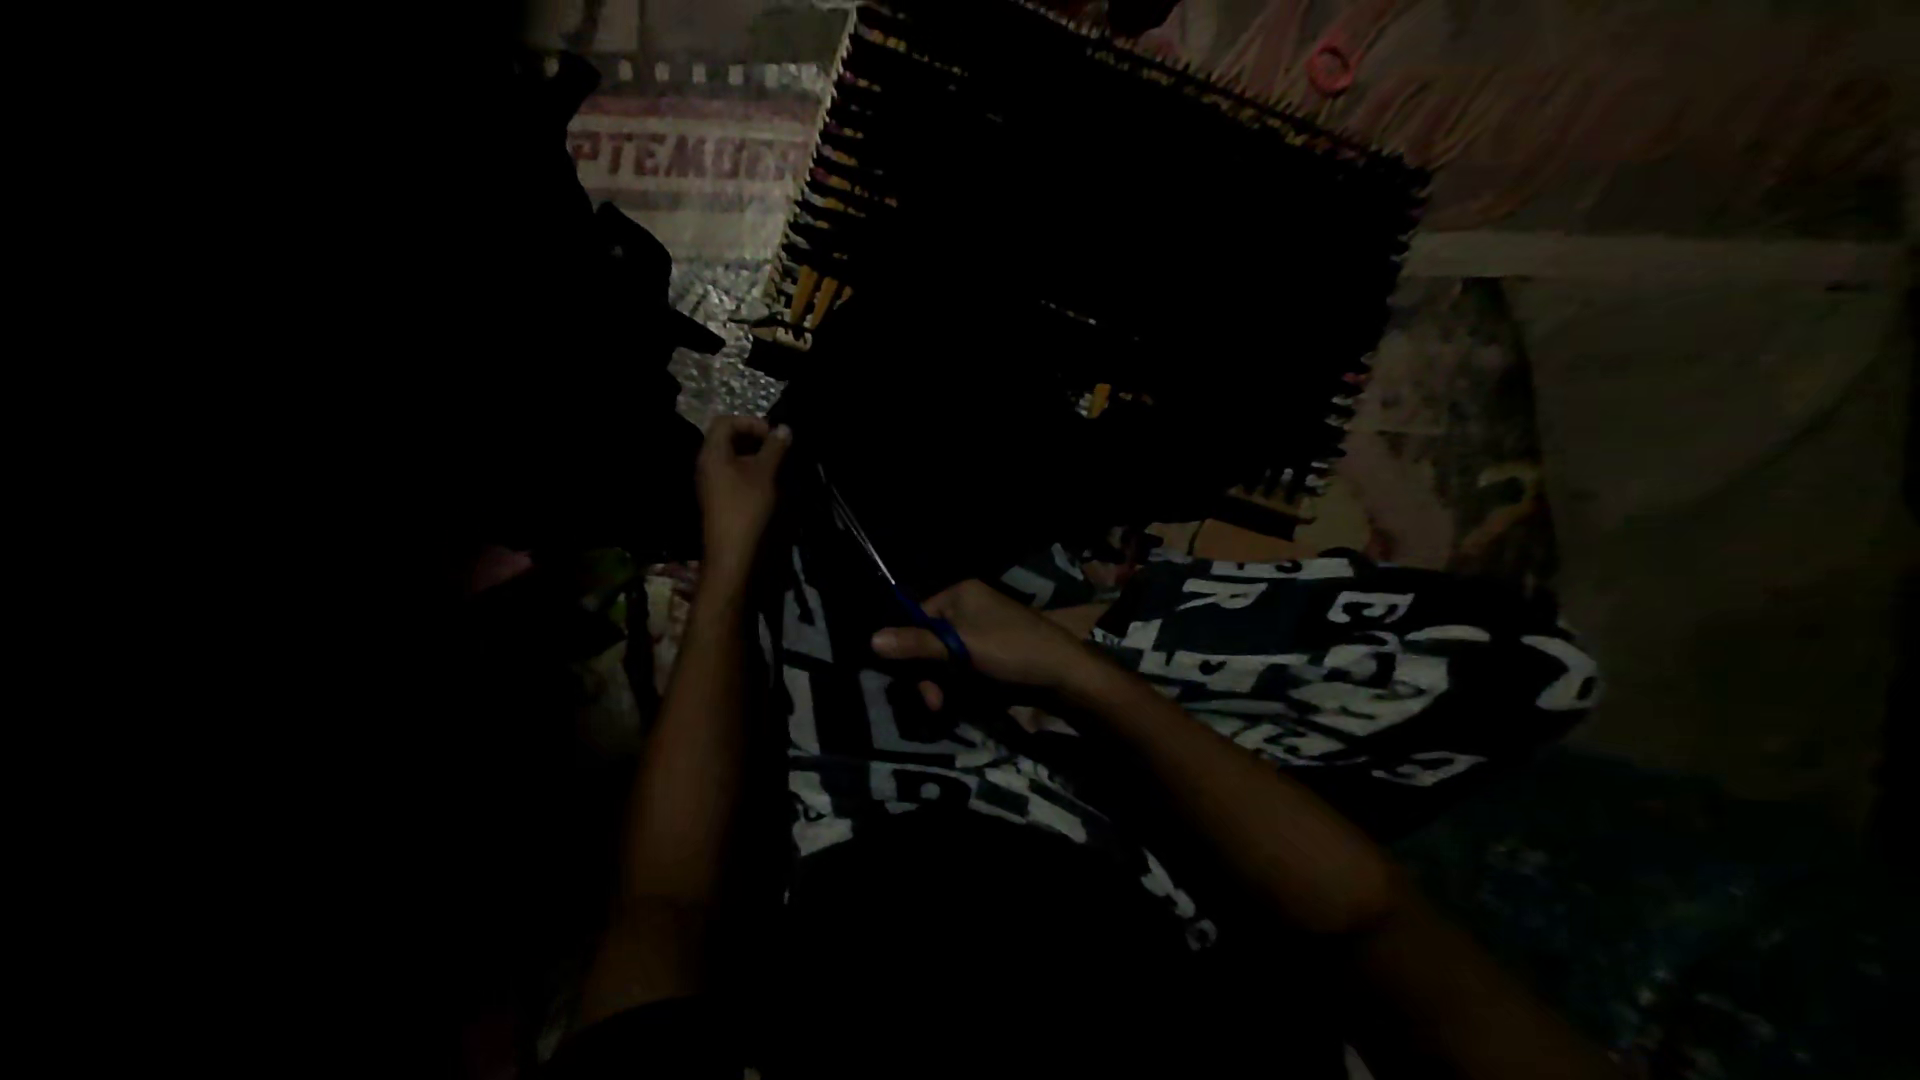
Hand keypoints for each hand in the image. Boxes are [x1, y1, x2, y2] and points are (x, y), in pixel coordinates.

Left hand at [695, 416, 790, 584]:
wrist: (731, 550)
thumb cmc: (746, 507)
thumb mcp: (765, 474)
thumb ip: (774, 448)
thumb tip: (784, 429)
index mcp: (712, 453)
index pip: (726, 422)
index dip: (750, 422)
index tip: (772, 436)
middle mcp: (706, 463)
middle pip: (726, 437)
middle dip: (753, 438)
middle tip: (777, 448)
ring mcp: (709, 480)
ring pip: (730, 456)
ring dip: (753, 455)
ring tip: (775, 465)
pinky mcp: (716, 495)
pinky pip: (730, 472)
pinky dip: (748, 470)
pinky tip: (766, 482)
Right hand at [870, 580, 1106, 705]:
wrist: (1065, 675)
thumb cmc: (1011, 651)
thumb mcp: (961, 648)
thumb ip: (917, 644)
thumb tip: (871, 639)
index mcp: (960, 593)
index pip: (917, 618)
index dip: (911, 651)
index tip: (917, 683)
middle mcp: (969, 606)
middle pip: (930, 640)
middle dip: (928, 674)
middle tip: (935, 704)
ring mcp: (983, 629)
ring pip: (946, 657)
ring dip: (943, 683)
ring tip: (947, 707)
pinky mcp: (994, 650)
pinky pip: (965, 663)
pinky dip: (960, 681)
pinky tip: (963, 700)